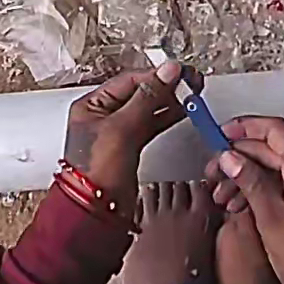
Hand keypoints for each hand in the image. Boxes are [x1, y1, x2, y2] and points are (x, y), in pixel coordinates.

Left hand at [63, 62, 185, 203]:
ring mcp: (117, 132)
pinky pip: (151, 125)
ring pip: (148, 109)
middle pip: (139, 93)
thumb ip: (147, 98)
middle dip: (166, 86)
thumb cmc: (96, 172)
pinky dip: (167, 117)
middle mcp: (103, 116)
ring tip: (192, 93)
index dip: (155, 76)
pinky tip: (182, 111)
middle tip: (191, 80)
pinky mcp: (129, 147)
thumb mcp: (121, 128)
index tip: (179, 72)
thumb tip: (167, 72)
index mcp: (92, 106)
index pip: (128, 82)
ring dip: (170, 100)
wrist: (97, 212)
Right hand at [206, 116, 283, 283]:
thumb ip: (250, 181)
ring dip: (247, 174)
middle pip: (274, 148)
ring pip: (276, 166)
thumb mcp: (272, 221)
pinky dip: (261, 188)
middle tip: (213, 169)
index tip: (220, 133)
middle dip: (240, 155)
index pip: (277, 130)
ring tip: (221, 192)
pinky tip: (239, 202)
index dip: (245, 127)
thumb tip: (229, 156)